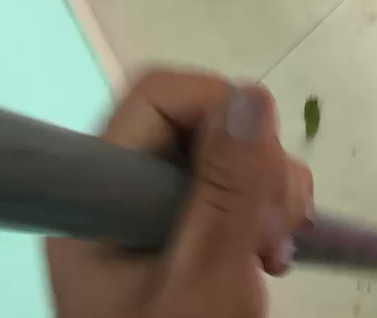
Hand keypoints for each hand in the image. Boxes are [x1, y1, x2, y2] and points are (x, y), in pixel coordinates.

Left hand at [47, 71, 314, 317]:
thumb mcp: (206, 283)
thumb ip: (228, 190)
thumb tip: (251, 94)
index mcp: (99, 199)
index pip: (154, 98)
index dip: (213, 105)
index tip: (256, 163)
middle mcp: (125, 192)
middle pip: (203, 118)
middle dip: (257, 160)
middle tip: (273, 225)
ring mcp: (159, 208)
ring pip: (234, 146)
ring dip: (273, 187)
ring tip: (277, 247)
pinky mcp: (191, 222)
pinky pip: (244, 177)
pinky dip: (274, 201)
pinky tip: (276, 247)